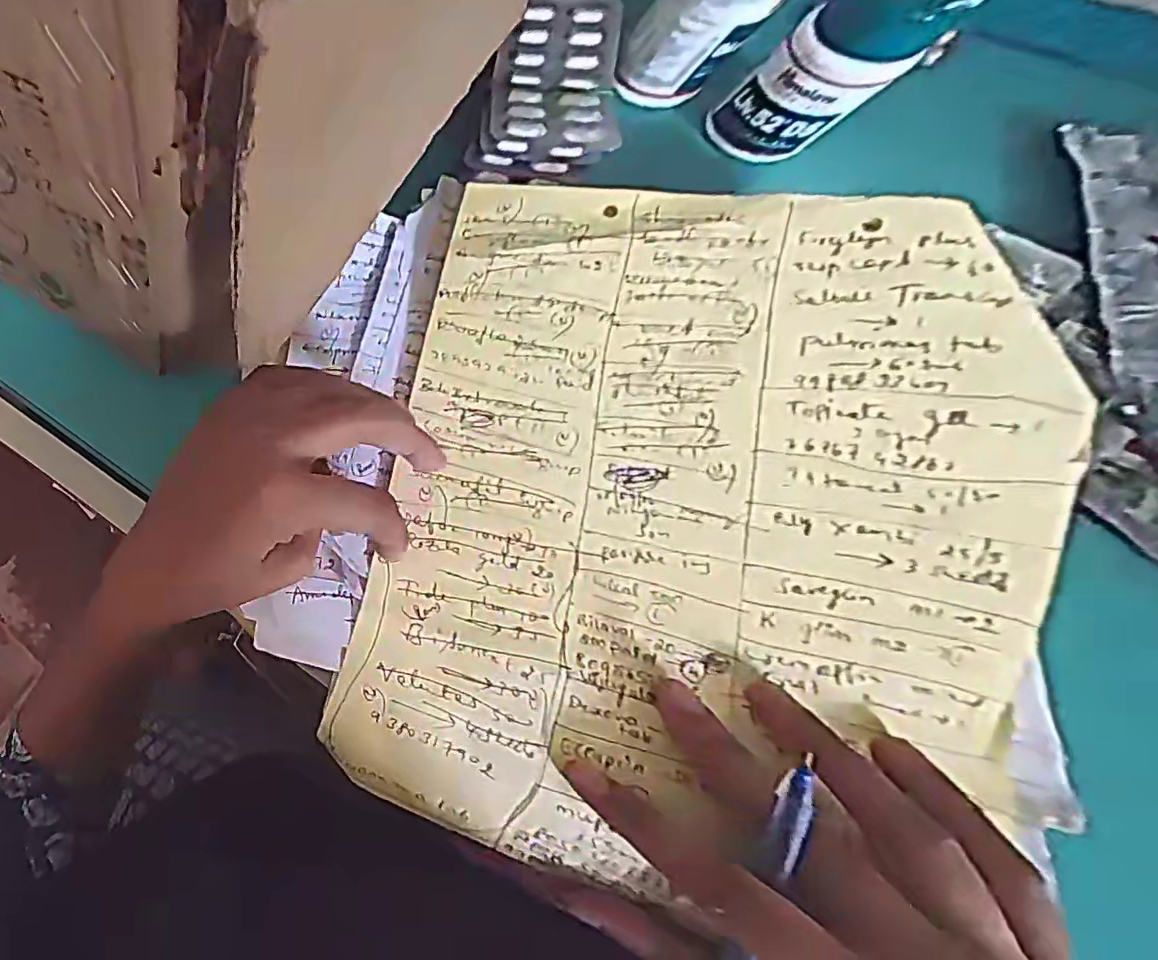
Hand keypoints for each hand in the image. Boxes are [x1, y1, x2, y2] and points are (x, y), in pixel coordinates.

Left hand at [92, 365, 443, 637]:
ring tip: (393, 427)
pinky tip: (334, 406)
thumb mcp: (286, 568)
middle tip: (431, 457)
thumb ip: (327, 527)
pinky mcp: (227, 407)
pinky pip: (286, 380)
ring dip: (369, 404)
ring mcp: (245, 415)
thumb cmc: (214, 577)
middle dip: (407, 434)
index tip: (398, 547)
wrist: (152, 560)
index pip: (365, 501)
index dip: (392, 527)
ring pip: (327, 387)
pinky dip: (320, 388)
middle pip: (360, 417)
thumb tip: (347, 498)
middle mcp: (269, 440)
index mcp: (283, 493)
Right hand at [527, 679, 1068, 959]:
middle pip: (806, 836)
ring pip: (907, 836)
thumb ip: (670, 950)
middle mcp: (913, 957)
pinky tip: (894, 751)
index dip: (642, 825)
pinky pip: (1004, 869)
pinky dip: (948, 802)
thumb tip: (578, 897)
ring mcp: (992, 955)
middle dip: (725, 756)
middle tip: (673, 691)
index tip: (582, 768)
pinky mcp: (1045, 955)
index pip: (718, 886)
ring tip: (773, 697)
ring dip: (833, 756)